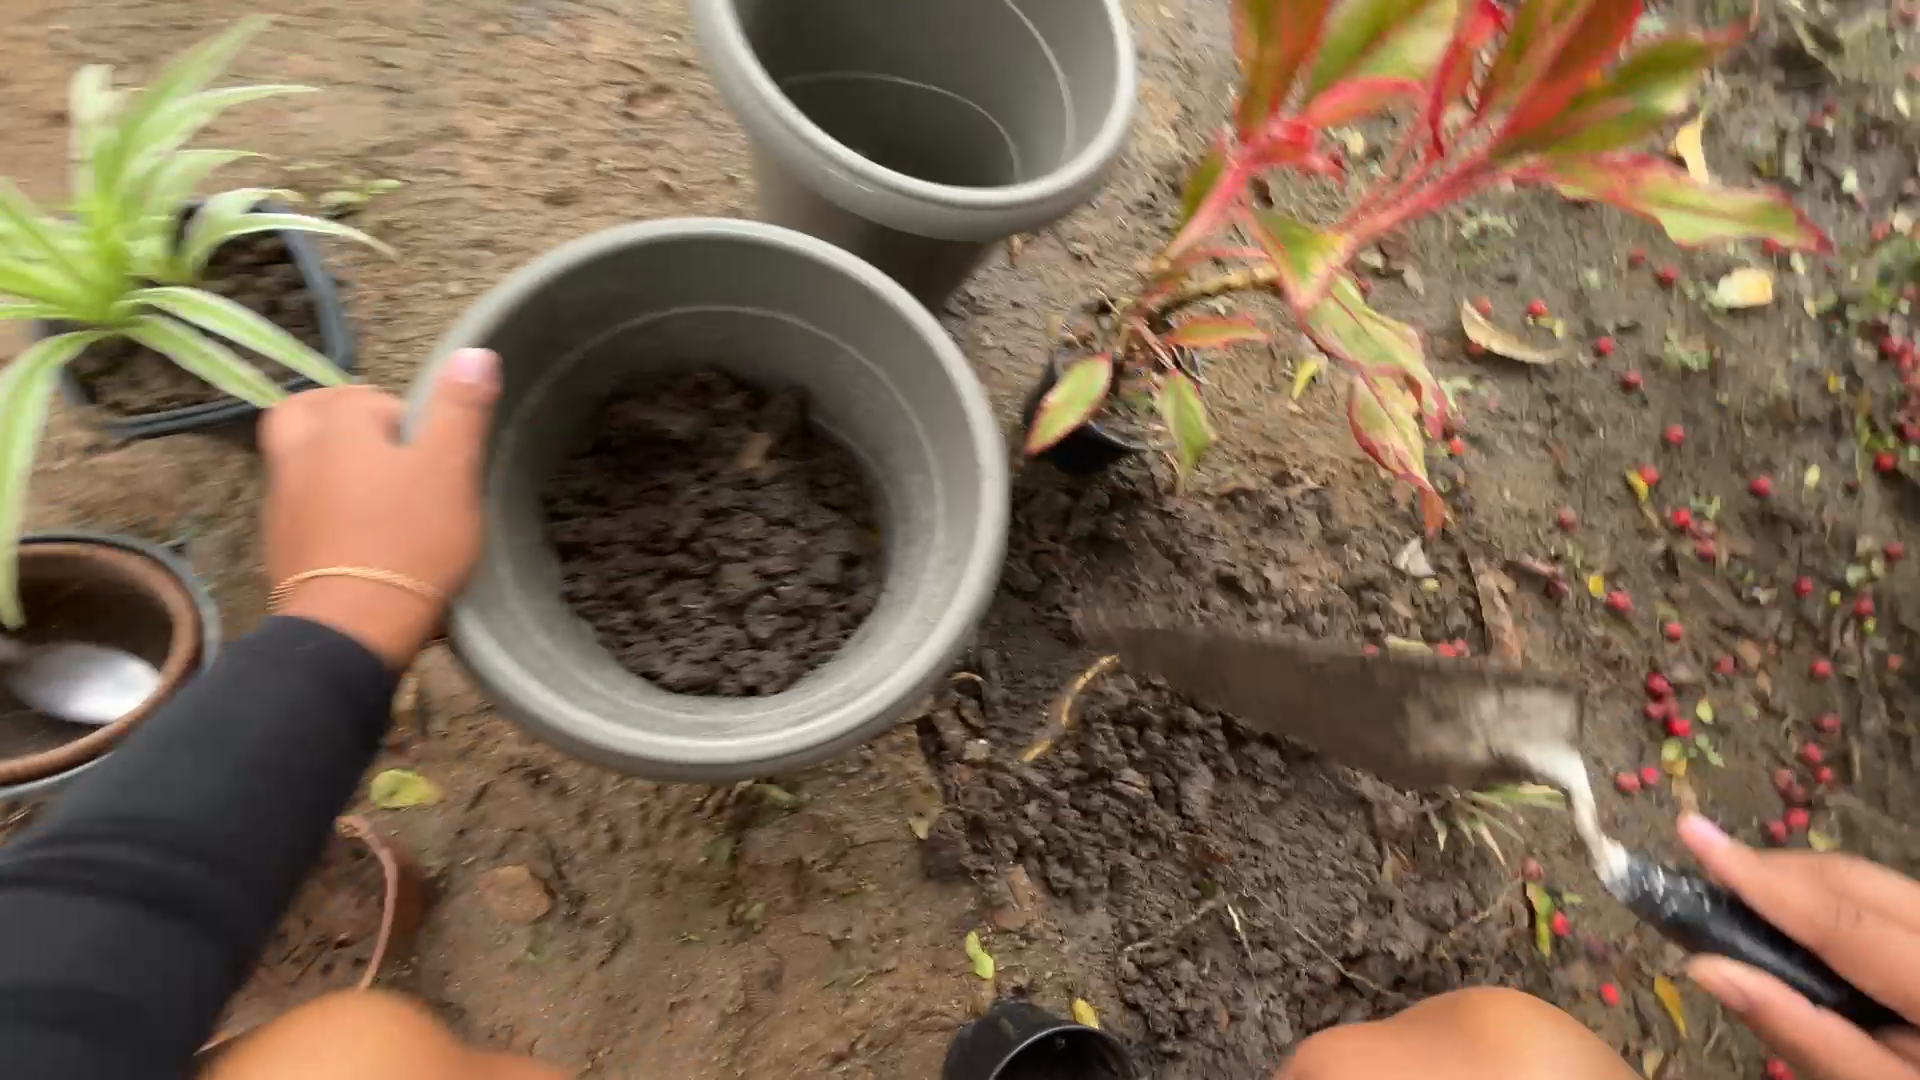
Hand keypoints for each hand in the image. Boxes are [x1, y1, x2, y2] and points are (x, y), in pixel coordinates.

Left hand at [258, 347, 499, 667]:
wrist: (356, 621)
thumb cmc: (412, 538)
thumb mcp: (452, 469)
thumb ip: (461, 410)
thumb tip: (476, 352)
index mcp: (336, 428)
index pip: (368, 397)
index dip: (407, 417)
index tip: (435, 452)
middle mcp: (296, 453)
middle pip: (310, 414)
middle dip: (349, 421)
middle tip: (394, 450)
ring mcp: (281, 499)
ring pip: (302, 457)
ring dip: (336, 460)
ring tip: (384, 489)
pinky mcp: (281, 540)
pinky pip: (302, 500)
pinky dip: (328, 501)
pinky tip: (365, 528)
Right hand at [1679, 813, 1919, 1078]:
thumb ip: (1810, 1038)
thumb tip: (1705, 968)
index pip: (1842, 923)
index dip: (1760, 878)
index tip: (1689, 830)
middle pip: (1854, 883)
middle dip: (1770, 871)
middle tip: (1708, 885)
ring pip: (1865, 882)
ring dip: (1794, 882)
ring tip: (1749, 906)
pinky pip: (1878, 895)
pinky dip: (1826, 897)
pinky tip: (1802, 923)